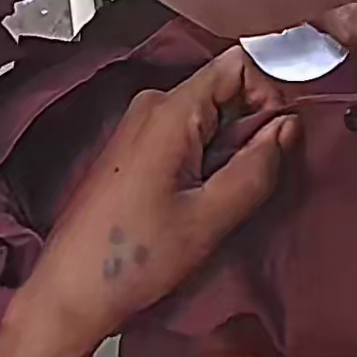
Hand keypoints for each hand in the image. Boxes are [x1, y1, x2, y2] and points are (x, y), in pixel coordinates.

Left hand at [0, 48, 300, 356]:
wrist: (68, 292)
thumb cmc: (132, 258)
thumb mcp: (209, 219)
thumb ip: (256, 167)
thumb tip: (289, 126)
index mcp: (171, 110)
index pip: (238, 63)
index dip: (269, 91)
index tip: (278, 136)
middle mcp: (155, 103)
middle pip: (226, 87)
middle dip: (251, 126)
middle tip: (247, 178)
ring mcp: (144, 121)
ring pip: (212, 111)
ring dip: (230, 146)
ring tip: (217, 196)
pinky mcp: (140, 142)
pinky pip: (191, 128)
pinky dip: (209, 154)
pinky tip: (199, 196)